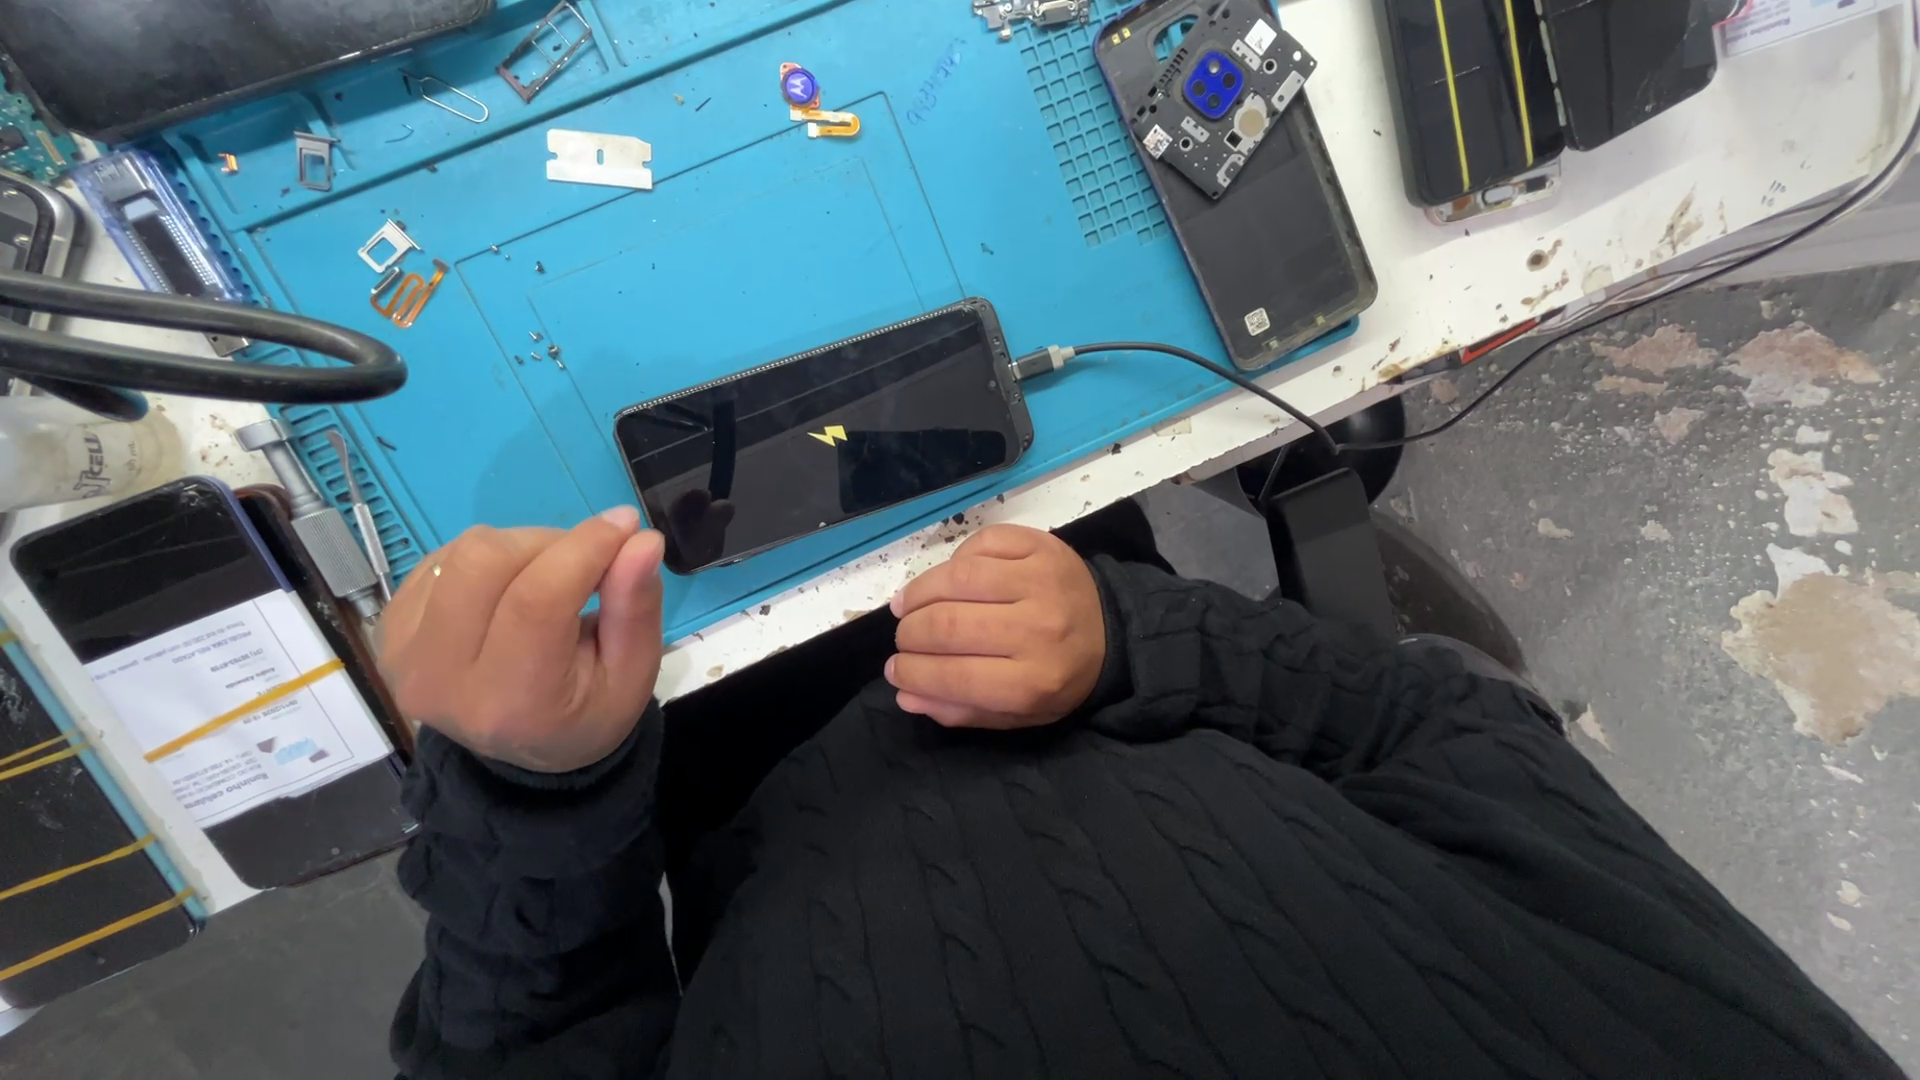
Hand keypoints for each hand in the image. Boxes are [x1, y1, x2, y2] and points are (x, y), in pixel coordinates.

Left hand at [378, 507, 666, 771]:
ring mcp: (404, 652)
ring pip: (465, 551)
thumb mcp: (635, 671)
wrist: (526, 750)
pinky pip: (442, 558)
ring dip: (524, 545)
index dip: (586, 548)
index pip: (538, 600)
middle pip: (487, 562)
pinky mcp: (389, 629)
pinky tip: (513, 585)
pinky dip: (491, 557)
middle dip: (553, 541)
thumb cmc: (592, 709)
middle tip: (589, 558)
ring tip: (554, 574)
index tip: (627, 524)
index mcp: (514, 700)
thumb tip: (643, 539)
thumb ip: (637, 607)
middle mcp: (442, 678)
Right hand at [887, 525, 1105, 728]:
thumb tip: (905, 694)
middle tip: (903, 638)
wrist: (1115, 633)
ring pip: (959, 578)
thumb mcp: (1018, 713)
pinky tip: (950, 577)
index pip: (953, 675)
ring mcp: (1041, 580)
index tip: (894, 669)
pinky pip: (982, 543)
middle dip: (910, 634)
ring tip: (908, 606)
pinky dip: (956, 559)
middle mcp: (1038, 629)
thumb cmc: (1059, 677)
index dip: (912, 672)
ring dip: (920, 592)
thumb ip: (962, 710)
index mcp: (1033, 681)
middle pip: (948, 624)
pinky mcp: (1042, 545)